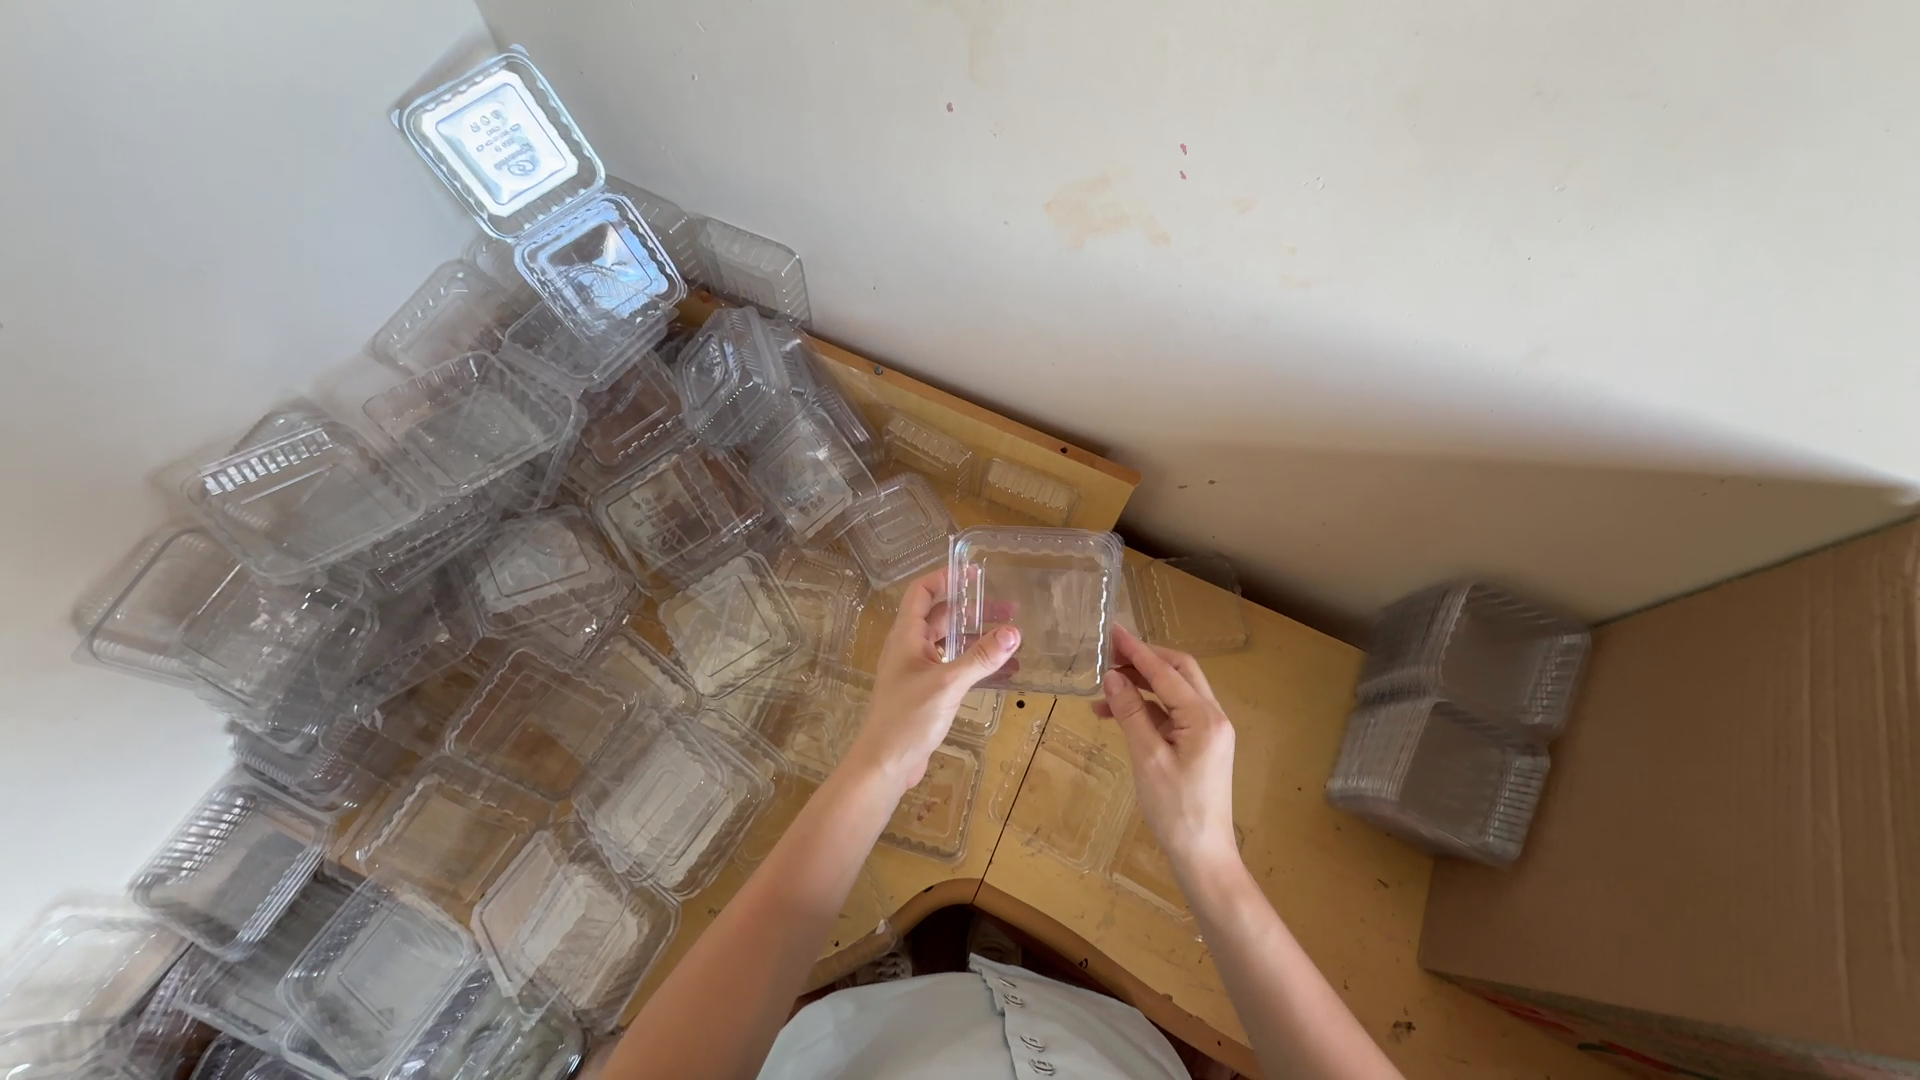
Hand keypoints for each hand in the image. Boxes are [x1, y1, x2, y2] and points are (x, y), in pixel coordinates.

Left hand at [844, 568, 1020, 795]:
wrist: (885, 764)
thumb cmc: (908, 718)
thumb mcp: (948, 683)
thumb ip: (980, 657)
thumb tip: (1014, 631)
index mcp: (906, 636)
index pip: (922, 591)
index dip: (946, 577)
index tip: (976, 573)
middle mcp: (909, 648)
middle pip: (940, 616)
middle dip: (973, 609)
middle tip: (1008, 608)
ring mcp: (916, 670)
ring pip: (949, 643)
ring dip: (977, 637)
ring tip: (1011, 638)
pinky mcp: (925, 692)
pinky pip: (953, 667)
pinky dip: (975, 664)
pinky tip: (1002, 672)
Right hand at [1097, 625, 1239, 874]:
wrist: (1203, 854)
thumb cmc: (1175, 809)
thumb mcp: (1147, 758)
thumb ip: (1130, 713)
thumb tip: (1112, 677)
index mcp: (1204, 717)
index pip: (1166, 671)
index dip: (1136, 650)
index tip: (1112, 630)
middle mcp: (1212, 716)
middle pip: (1178, 671)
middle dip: (1143, 660)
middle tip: (1108, 654)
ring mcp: (1208, 730)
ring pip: (1173, 691)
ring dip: (1141, 685)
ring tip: (1103, 690)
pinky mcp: (1199, 744)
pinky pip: (1171, 713)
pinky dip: (1146, 707)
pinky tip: (1117, 714)